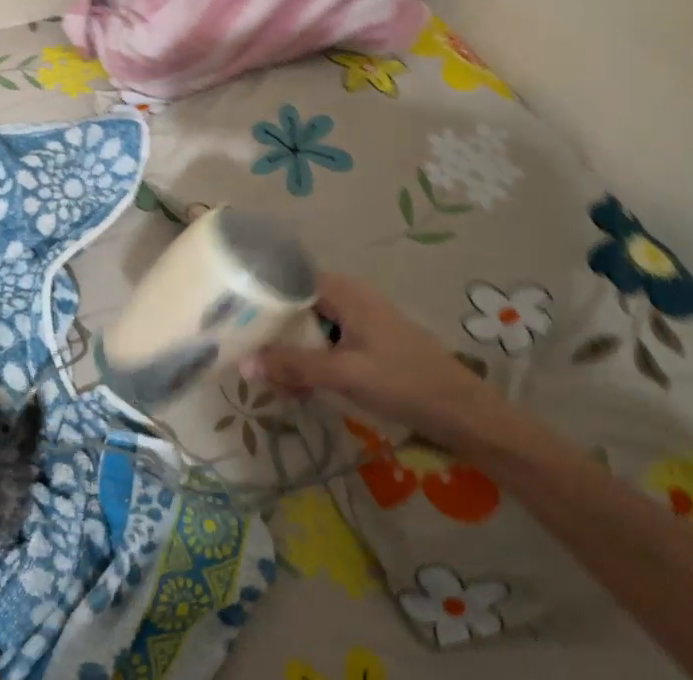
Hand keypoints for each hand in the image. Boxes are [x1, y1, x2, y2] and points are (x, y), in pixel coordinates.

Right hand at [243, 272, 508, 449]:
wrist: (466, 415)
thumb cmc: (405, 382)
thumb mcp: (343, 374)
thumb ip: (292, 366)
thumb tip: (240, 363)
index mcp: (343, 291)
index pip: (285, 276)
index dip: (255, 290)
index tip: (226, 308)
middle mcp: (348, 297)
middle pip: (292, 302)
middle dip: (265, 326)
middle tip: (235, 346)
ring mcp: (357, 320)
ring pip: (305, 326)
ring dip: (284, 348)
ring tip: (261, 374)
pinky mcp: (364, 342)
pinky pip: (321, 342)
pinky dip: (304, 358)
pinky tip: (292, 385)